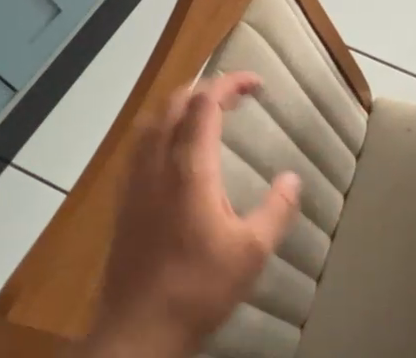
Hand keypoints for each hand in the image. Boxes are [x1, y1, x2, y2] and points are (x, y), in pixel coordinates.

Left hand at [79, 73, 301, 357]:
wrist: (135, 334)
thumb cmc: (197, 289)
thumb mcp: (251, 252)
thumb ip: (276, 210)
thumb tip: (292, 178)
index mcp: (189, 169)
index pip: (205, 104)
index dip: (230, 83)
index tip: (256, 83)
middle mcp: (157, 166)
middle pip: (174, 105)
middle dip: (205, 89)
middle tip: (235, 94)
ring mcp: (134, 185)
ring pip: (150, 124)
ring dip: (179, 107)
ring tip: (205, 113)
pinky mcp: (122, 205)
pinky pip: (139, 148)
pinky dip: (160, 131)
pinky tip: (174, 152)